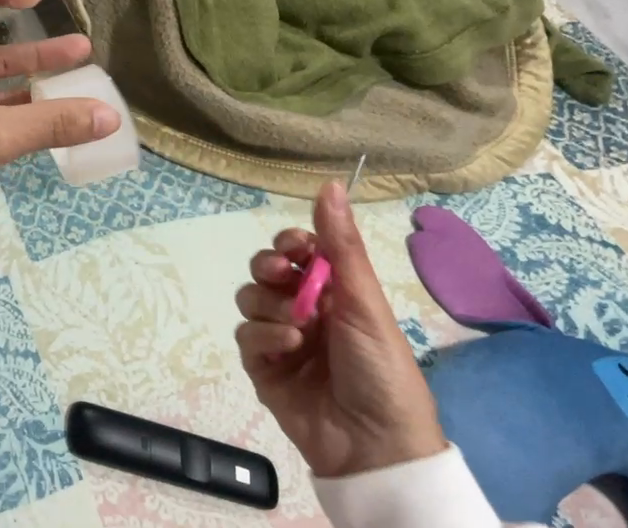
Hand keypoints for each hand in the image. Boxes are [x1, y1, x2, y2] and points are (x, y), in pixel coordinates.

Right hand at [234, 182, 446, 477]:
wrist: (375, 444)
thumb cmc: (382, 369)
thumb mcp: (365, 302)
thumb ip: (340, 245)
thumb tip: (330, 182)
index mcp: (334, 293)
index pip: (297, 251)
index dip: (290, 243)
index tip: (297, 247)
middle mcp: (303, 308)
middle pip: (264, 269)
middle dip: (269, 267)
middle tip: (284, 275)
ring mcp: (279, 336)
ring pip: (249, 298)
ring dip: (270, 306)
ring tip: (296, 328)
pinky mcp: (261, 363)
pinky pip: (244, 333)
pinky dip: (264, 336)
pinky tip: (289, 348)